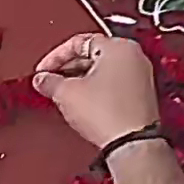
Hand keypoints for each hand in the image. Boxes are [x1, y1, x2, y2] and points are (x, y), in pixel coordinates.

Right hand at [31, 33, 161, 147]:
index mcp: (118, 46)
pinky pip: (112, 84)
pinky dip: (94, 89)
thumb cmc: (108, 113)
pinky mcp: (140, 94)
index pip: (79, 42)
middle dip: (67, 68)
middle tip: (50, 81)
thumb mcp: (66, 93)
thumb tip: (42, 79)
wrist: (131, 141)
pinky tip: (82, 103)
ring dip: (79, 80)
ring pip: (101, 70)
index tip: (43, 70)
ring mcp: (140, 75)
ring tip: (63, 94)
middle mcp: (133, 56)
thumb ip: (49, 81)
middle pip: (91, 54)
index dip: (55, 56)